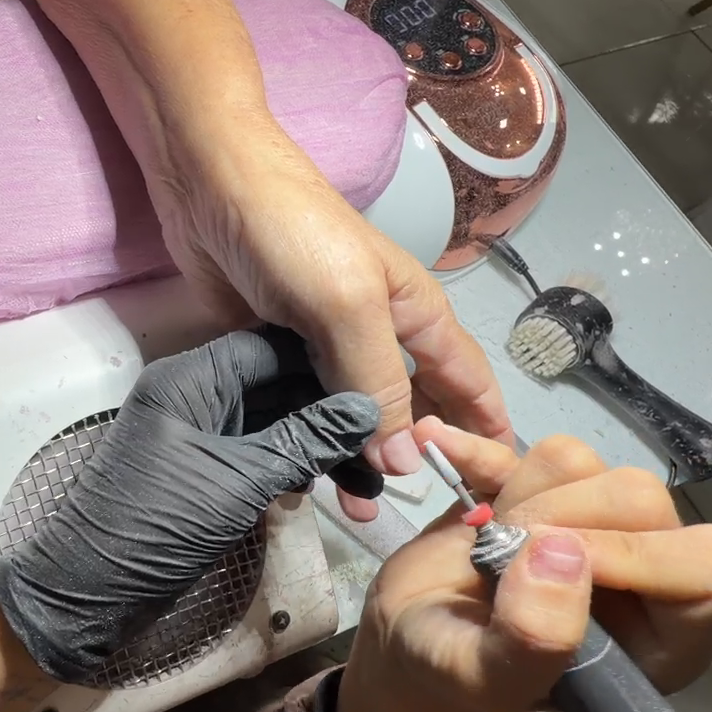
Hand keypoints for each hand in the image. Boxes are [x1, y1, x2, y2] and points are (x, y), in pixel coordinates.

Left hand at [0, 329, 381, 682]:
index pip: (273, 347)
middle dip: (331, 418)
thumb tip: (366, 409)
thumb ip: (304, 440)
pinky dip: (289, 468)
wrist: (93, 586)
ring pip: (272, 424)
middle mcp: (196, 394)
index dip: (329, 365)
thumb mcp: (239, 478)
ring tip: (367, 487)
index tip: (385, 391)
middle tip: (385, 454)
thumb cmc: (160, 523)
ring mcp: (199, 432)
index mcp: (192, 377)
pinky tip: (324, 490)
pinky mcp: (203, 467)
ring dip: (316, 450)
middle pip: (278, 387)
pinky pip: (256, 453)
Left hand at [153, 123, 512, 506]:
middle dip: (412, 461)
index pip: (467, 381)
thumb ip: (378, 381)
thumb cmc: (297, 236)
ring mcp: (321, 347)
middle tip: (405, 519)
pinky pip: (297, 407)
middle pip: (407, 409)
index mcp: (414, 316)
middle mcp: (375, 336)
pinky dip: (301, 440)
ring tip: (352, 510)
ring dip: (352, 460)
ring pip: (347, 415)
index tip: (500, 488)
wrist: (212, 192)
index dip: (487, 430)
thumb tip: (405, 463)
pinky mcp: (275, 353)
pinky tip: (294, 476)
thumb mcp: (350, 307)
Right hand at [335, 418, 711, 711]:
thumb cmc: (448, 669)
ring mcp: (590, 522)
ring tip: (482, 533)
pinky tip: (441, 451)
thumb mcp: (478, 676)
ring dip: (518, 493)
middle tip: (499, 550)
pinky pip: (520, 444)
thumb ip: (530, 639)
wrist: (406, 631)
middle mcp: (642, 572)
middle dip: (556, 516)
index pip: (710, 565)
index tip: (549, 561)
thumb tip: (561, 551)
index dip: (633, 551)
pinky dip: (478, 448)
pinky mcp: (540, 488)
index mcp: (661, 639)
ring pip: (585, 465)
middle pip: (642, 498)